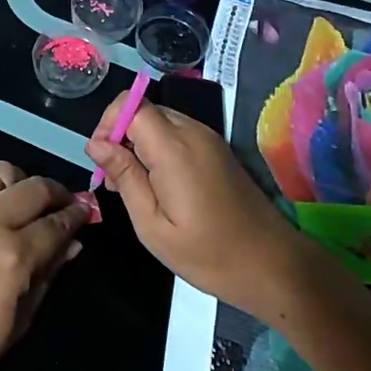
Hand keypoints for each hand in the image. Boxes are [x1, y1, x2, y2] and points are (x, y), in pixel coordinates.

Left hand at [0, 162, 91, 370]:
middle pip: (35, 188)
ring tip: (27, 203)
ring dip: (22, 184)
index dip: (77, 216)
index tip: (88, 212)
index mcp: (11, 257)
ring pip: (2, 171)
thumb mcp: (16, 323)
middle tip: (66, 205)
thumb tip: (71, 245)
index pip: (56, 224)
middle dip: (57, 194)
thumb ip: (47, 277)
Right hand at [88, 96, 330, 324]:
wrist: (274, 266)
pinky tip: (159, 185)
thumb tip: (96, 145)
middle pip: (144, 109)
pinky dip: (158, 148)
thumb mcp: (152, 225)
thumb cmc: (208, 254)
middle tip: (114, 180)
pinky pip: (176, 133)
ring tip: (135, 187)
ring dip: (138, 143)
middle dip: (120, 135)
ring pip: (159, 120)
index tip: (102, 162)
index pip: (130, 104)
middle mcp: (193, 132)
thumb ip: (124, 177)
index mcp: (174, 148)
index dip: (108, 124)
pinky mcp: (217, 149)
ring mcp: (209, 139)